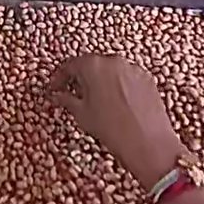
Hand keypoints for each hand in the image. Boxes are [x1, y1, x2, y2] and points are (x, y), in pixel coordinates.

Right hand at [47, 55, 187, 190]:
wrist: (148, 142)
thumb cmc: (112, 128)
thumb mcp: (81, 114)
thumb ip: (66, 99)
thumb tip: (57, 95)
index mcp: (93, 65)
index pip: (70, 65)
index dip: (60, 77)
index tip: (55, 88)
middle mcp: (113, 61)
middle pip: (91, 65)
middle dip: (81, 78)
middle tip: (73, 94)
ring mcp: (132, 68)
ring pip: (110, 70)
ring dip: (100, 81)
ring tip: (96, 101)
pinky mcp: (147, 78)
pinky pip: (126, 77)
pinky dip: (118, 85)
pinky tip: (116, 103)